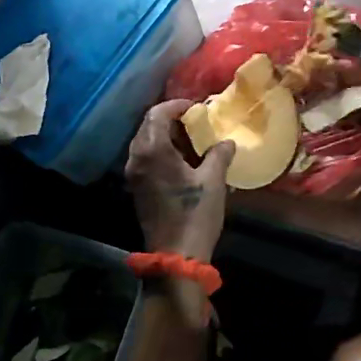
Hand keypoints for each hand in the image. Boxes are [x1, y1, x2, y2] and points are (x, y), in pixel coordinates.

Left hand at [124, 100, 233, 261]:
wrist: (175, 255)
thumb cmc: (195, 213)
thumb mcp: (213, 181)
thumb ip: (219, 154)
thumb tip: (226, 142)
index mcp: (153, 151)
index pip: (158, 114)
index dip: (177, 106)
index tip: (197, 108)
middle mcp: (137, 158)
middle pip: (148, 125)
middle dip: (171, 118)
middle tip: (196, 120)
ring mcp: (134, 174)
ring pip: (145, 142)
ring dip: (166, 135)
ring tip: (191, 138)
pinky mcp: (136, 187)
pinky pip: (145, 157)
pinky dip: (161, 151)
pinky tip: (182, 158)